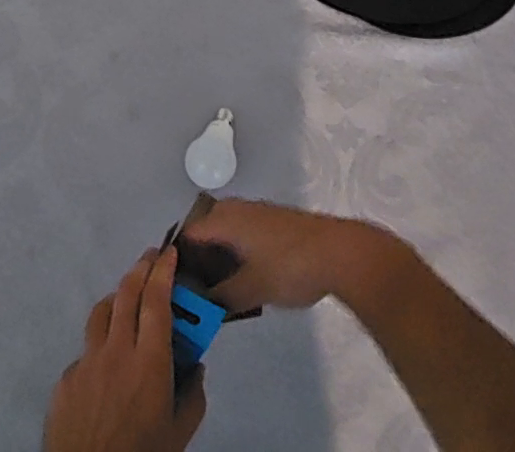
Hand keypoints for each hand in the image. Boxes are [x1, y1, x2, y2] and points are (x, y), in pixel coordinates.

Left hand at [45, 247, 206, 451]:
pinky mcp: (66, 379)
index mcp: (150, 361)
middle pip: (126, 294)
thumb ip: (192, 394)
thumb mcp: (181, 431)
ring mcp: (87, 362)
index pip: (157, 301)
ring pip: (101, 313)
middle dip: (141, 268)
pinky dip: (100, 348)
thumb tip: (195, 367)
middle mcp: (117, 352)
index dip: (164, 271)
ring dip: (117, 297)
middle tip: (151, 257)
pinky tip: (107, 368)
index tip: (170, 252)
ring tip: (127, 297)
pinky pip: (86, 352)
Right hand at [176, 199, 393, 312]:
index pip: (188, 235)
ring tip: (218, 290)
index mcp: (225, 219)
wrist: (341, 253)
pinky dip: (238, 254)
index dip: (177, 261)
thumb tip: (204, 305)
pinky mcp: (276, 223)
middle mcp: (238, 209)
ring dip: (219, 258)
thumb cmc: (290, 267)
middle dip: (198, 260)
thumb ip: (221, 298)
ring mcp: (259, 214)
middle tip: (195, 290)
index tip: (174, 287)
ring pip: (227, 234)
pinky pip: (244, 235)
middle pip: (206, 232)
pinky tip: (245, 280)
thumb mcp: (251, 289)